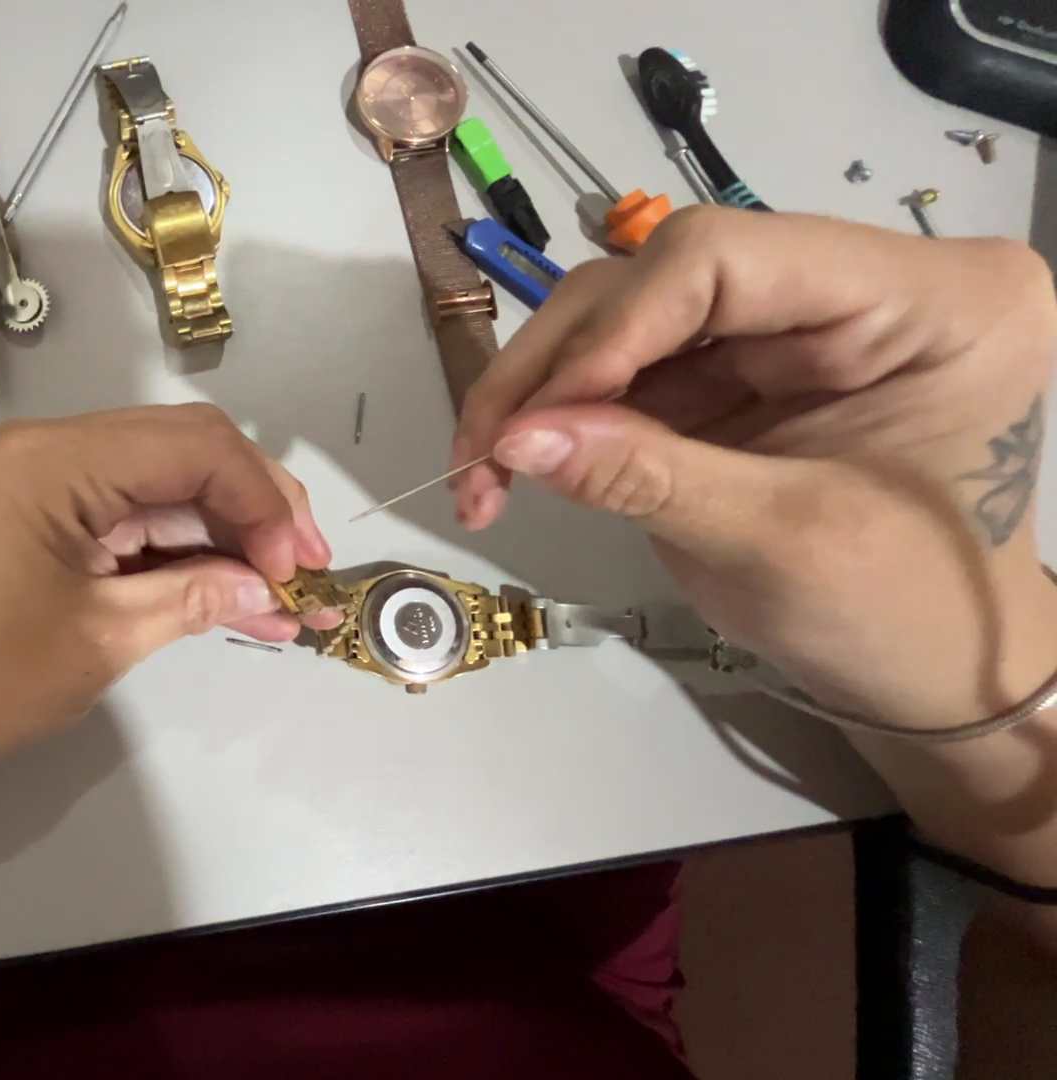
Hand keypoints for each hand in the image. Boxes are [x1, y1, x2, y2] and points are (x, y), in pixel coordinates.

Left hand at [0, 405, 337, 770]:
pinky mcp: (53, 509)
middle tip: (301, 570)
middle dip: (254, 506)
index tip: (294, 570)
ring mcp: (50, 474)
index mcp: (57, 461)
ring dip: (226, 530)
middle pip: (186, 449)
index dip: (261, 500)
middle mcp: (53, 447)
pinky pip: (137, 511)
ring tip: (280, 589)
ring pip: (168, 480)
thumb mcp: (105, 637)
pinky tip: (232, 586)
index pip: (193, 447)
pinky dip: (185, 546)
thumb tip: (271, 587)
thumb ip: (196, 595)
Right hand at [450, 208, 1056, 731]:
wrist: (913, 658)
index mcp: (921, 301)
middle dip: (542, 373)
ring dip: (522, 401)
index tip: (534, 424)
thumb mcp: (777, 542)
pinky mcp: (706, 375)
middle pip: (638, 285)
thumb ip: (644, 477)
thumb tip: (512, 438)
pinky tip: (504, 472)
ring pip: (596, 324)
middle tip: (476, 459)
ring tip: (478, 478)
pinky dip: (536, 424)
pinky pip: (593, 375)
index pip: (720, 259)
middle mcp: (833, 292)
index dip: (609, 331)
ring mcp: (760, 333)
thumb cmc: (895, 609)